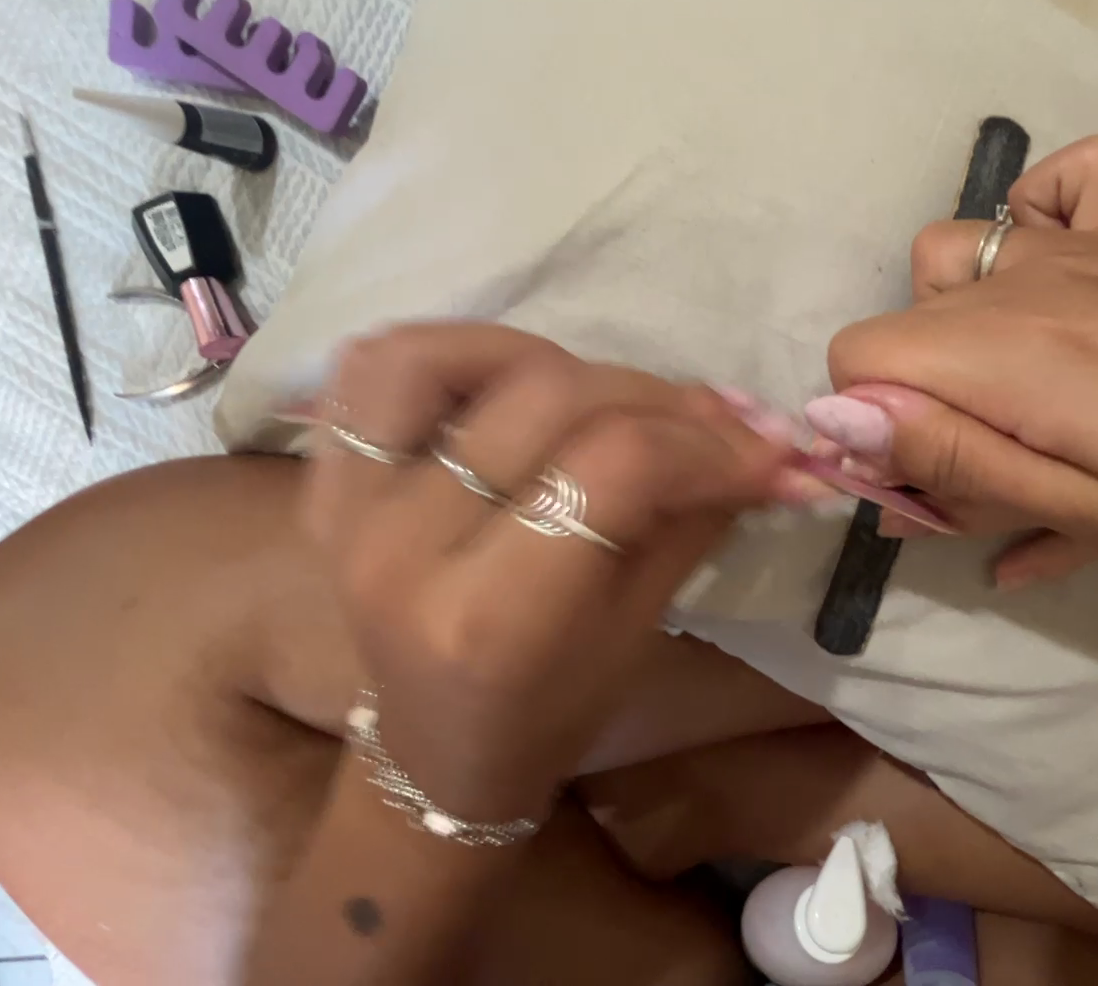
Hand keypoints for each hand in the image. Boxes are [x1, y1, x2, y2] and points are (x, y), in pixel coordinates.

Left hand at [298, 324, 784, 820]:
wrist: (437, 749)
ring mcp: (349, 508)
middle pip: (551, 400)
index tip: (767, 451)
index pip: (617, 469)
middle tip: (715, 424)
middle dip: (660, 400)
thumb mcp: (640, 627)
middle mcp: (405, 549)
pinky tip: (513, 376)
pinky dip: (452, 349)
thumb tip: (770, 444)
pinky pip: (375, 367)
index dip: (708, 445)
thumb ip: (697, 518)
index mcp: (492, 618)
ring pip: (452, 359)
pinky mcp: (328, 484)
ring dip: (555, 360)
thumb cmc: (552, 711)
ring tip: (609, 400)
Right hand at [818, 136, 1097, 614]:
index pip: (858, 355)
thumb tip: (837, 420)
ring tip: (1014, 411)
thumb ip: (961, 458)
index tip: (923, 494)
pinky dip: (1031, 230)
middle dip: (912, 412)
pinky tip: (1058, 294)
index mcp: (1022, 350)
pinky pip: (1057, 195)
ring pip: (957, 268)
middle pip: (904, 328)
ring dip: (954, 347)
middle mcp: (1041, 278)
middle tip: (986, 491)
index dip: (868, 433)